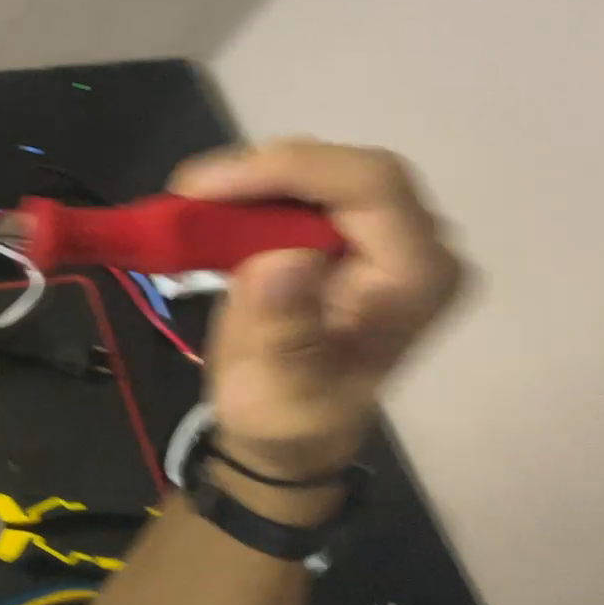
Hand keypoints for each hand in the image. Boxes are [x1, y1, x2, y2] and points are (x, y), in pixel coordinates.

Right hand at [170, 140, 465, 484]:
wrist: (284, 435)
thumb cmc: (284, 417)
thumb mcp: (280, 390)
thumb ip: (287, 329)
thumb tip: (283, 260)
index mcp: (416, 278)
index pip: (371, 187)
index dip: (287, 171)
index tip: (203, 188)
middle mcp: (414, 246)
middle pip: (348, 169)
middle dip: (263, 169)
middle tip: (186, 193)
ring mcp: (381, 240)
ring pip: (322, 171)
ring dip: (250, 178)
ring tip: (188, 203)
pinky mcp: (343, 239)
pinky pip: (301, 191)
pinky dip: (249, 192)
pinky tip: (208, 210)